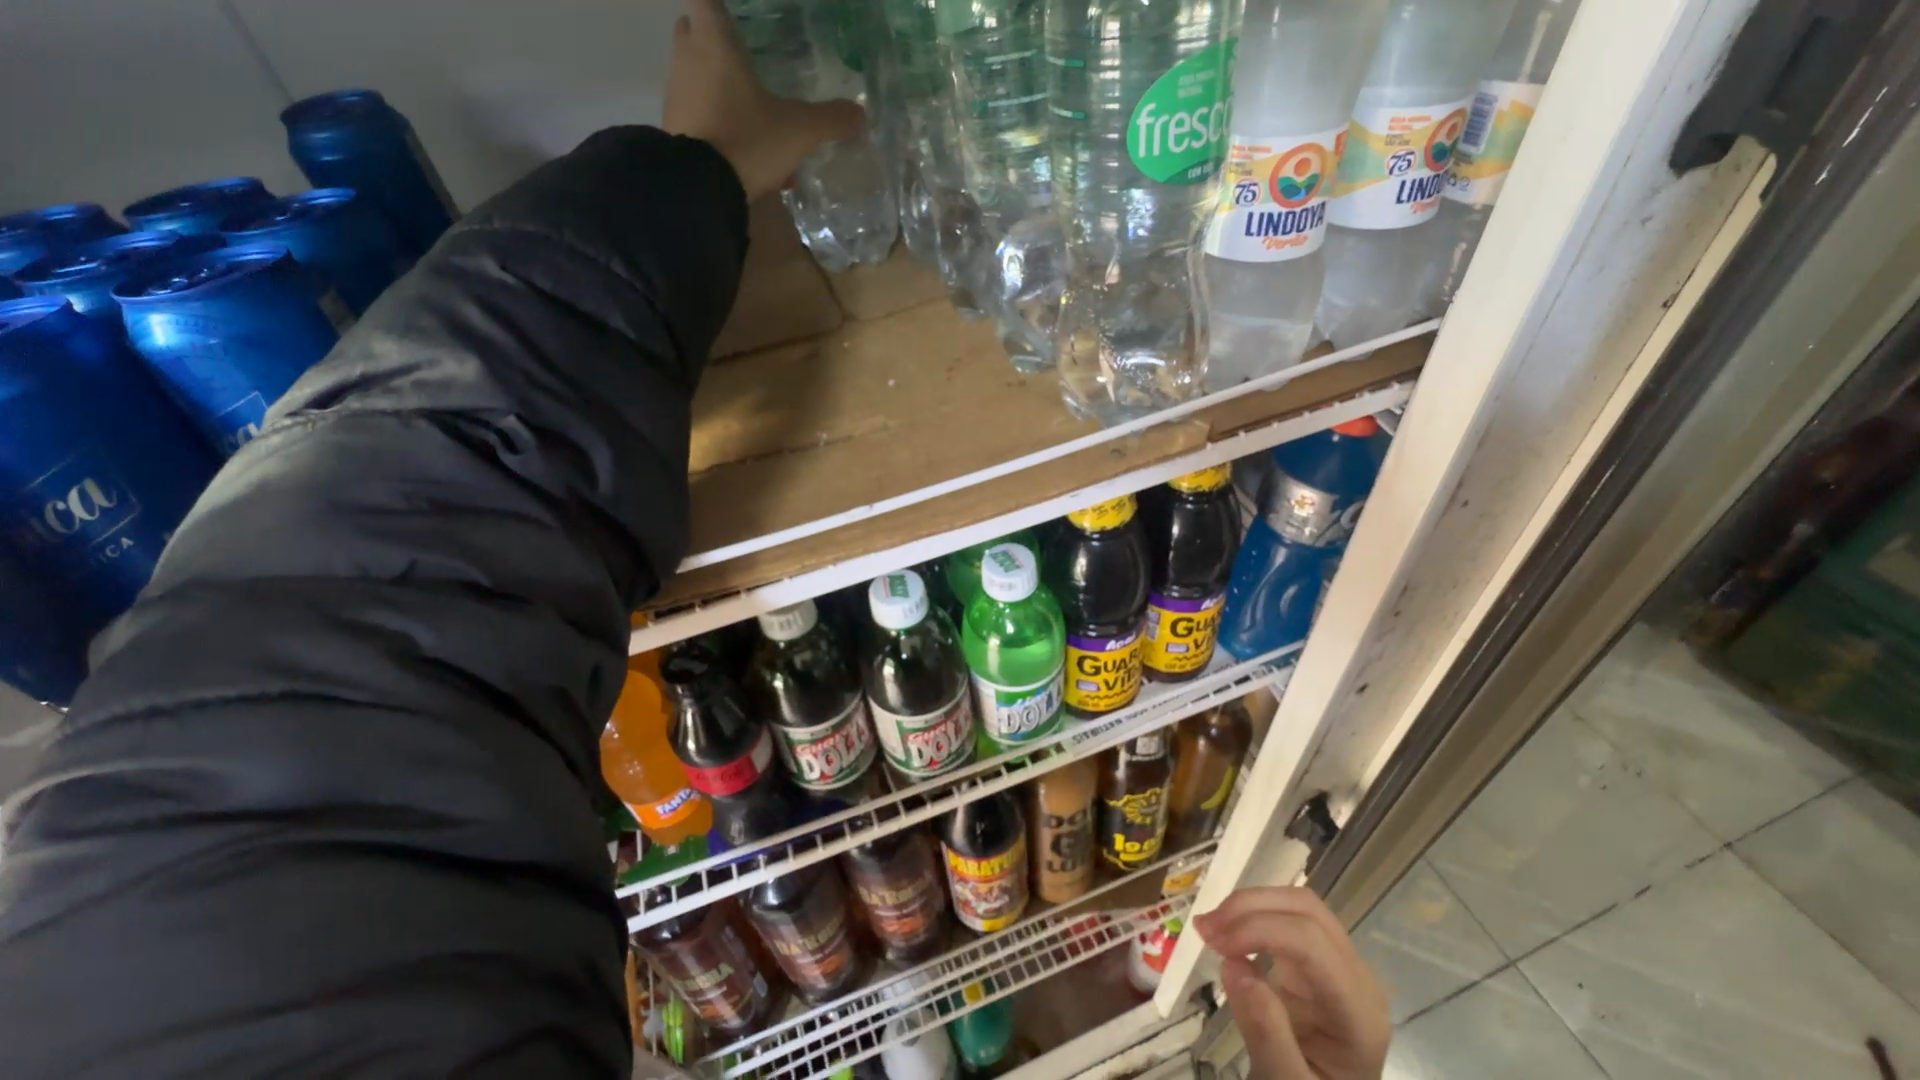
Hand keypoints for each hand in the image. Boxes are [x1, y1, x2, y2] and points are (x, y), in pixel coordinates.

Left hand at [662, 0, 865, 200]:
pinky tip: (748, 149)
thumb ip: (830, 119)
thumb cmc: (747, 139)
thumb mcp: (798, 131)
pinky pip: (699, 113)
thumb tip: (860, 114)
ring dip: (719, 83)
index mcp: (715, 42)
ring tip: (753, 106)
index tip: (737, 11)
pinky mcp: (673, 128)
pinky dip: (719, 122)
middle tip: (744, 50)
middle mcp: (687, 58)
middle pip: (694, 29)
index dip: (721, 2)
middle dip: (715, 36)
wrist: (699, 189)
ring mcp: (677, 94)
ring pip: (695, 74)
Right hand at [1193, 888, 1390, 1079]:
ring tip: (1208, 929)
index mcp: (1358, 1010)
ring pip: (1298, 907)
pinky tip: (1227, 938)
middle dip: (1250, 908)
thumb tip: (1234, 966)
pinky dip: (1253, 919)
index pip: (1312, 942)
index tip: (1212, 944)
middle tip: (1203, 929)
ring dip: (1249, 907)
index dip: (1258, 929)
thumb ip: (1267, 1035)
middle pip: (1308, 911)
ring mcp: (1341, 968)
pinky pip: (1290, 924)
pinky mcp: (1320, 966)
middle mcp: (1357, 978)